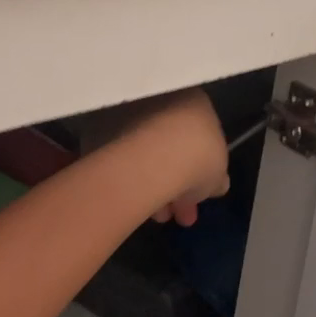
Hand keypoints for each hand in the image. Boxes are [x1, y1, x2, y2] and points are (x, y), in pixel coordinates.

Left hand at [108, 90, 229, 226]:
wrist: (150, 157)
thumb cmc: (197, 155)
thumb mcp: (219, 172)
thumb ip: (216, 176)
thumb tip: (217, 184)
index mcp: (193, 99)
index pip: (199, 134)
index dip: (201, 169)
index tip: (199, 195)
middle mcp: (157, 98)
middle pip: (168, 144)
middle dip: (177, 182)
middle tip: (179, 214)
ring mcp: (125, 111)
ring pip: (142, 153)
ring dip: (154, 186)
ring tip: (158, 217)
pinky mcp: (96, 129)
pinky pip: (119, 160)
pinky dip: (128, 181)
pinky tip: (137, 205)